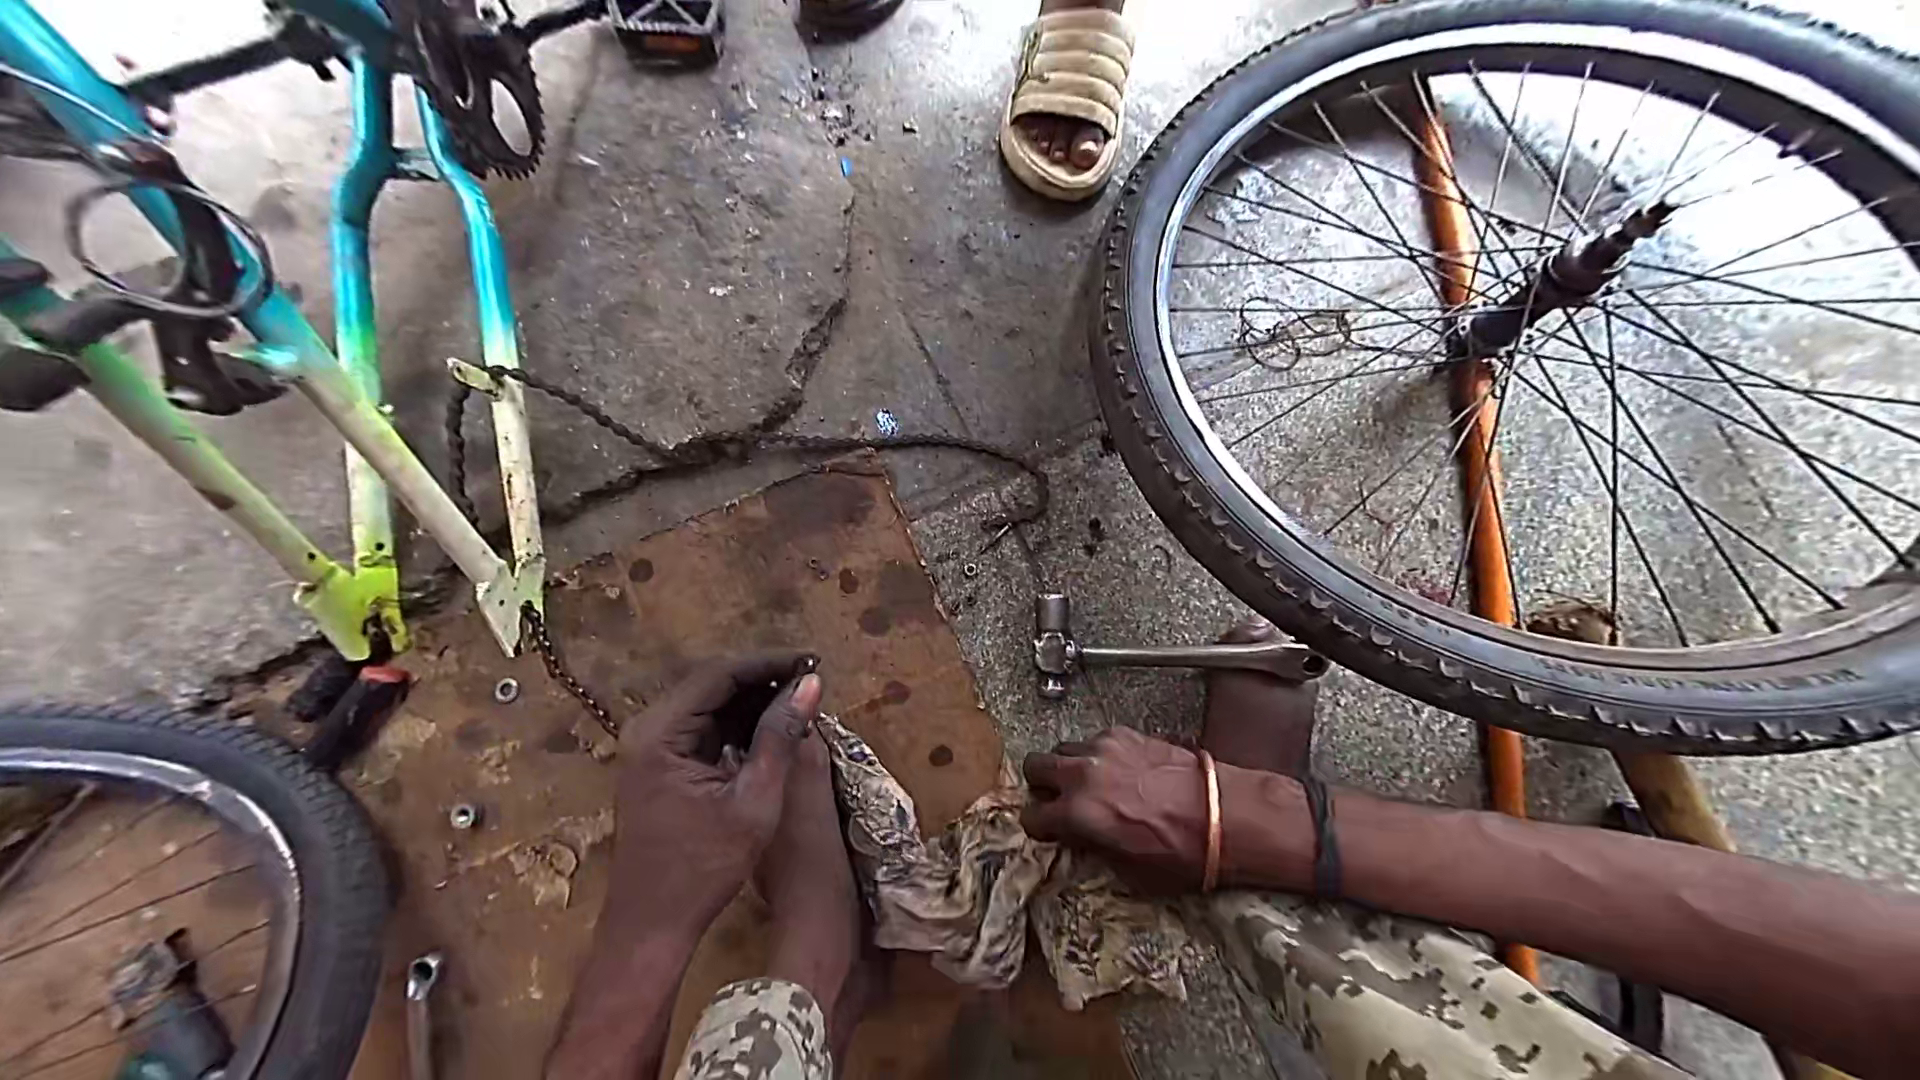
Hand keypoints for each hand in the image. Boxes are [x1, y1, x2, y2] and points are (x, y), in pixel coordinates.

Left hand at [610, 652, 823, 932]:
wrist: (651, 927)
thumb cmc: (704, 869)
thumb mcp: (754, 799)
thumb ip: (781, 736)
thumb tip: (812, 684)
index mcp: (661, 734)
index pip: (719, 675)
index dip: (769, 662)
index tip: (812, 661)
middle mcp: (649, 730)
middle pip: (713, 683)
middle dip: (764, 678)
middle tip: (811, 679)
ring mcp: (652, 745)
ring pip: (711, 702)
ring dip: (754, 698)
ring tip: (800, 698)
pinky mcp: (662, 761)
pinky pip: (706, 725)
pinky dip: (740, 721)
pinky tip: (773, 724)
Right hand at [1021, 726, 1209, 891]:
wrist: (1223, 815)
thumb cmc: (1181, 852)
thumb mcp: (1128, 869)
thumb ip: (1091, 845)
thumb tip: (1080, 835)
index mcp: (1078, 813)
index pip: (1032, 815)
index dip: (1039, 825)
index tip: (1048, 828)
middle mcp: (1082, 774)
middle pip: (1034, 765)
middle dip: (1042, 783)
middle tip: (1058, 797)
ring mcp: (1101, 748)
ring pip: (1063, 749)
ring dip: (1070, 766)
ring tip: (1091, 782)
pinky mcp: (1122, 733)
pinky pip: (1095, 741)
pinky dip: (1099, 755)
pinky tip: (1120, 771)